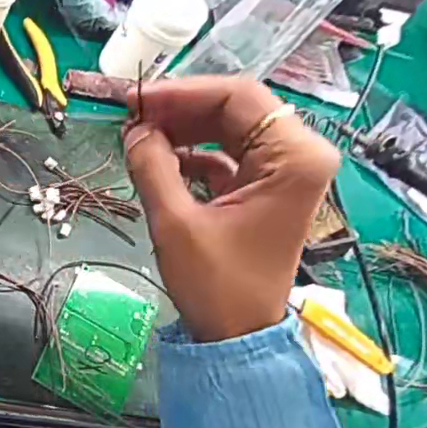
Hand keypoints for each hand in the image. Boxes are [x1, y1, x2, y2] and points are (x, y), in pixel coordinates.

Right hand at [122, 77, 338, 341]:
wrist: (235, 334)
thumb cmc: (215, 283)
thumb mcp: (175, 223)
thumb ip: (152, 168)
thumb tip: (134, 130)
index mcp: (294, 157)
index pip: (238, 97)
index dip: (182, 93)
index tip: (135, 101)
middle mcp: (296, 156)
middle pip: (234, 110)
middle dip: (179, 111)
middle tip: (130, 119)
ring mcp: (280, 174)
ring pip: (225, 132)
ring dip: (180, 132)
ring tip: (137, 140)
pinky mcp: (260, 191)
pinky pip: (222, 157)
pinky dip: (188, 156)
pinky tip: (156, 162)